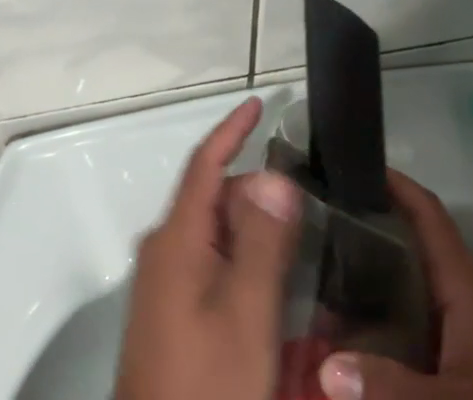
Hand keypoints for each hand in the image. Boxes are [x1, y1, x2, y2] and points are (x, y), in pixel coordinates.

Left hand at [116, 97, 302, 399]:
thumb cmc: (206, 380)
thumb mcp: (246, 313)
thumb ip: (262, 243)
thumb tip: (273, 175)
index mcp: (176, 239)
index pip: (204, 165)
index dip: (231, 129)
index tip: (259, 101)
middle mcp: (163, 251)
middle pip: (213, 199)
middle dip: (256, 190)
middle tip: (309, 201)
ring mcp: (163, 283)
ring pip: (214, 234)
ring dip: (253, 228)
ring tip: (301, 241)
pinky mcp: (169, 311)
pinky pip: (209, 263)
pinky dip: (242, 257)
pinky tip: (273, 283)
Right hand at [319, 172, 472, 399]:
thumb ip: (392, 386)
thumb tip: (325, 367)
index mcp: (468, 290)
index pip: (429, 217)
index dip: (395, 185)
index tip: (353, 165)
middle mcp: (469, 302)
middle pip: (413, 252)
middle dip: (367, 239)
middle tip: (317, 235)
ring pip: (415, 294)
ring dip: (375, 287)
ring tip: (325, 286)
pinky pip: (422, 330)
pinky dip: (390, 326)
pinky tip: (362, 343)